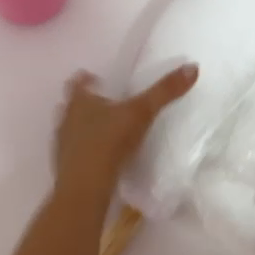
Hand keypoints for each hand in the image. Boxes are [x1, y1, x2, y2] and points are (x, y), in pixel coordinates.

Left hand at [52, 64, 197, 199]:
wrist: (85, 187)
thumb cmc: (109, 142)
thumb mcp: (141, 113)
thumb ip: (165, 91)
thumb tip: (192, 67)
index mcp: (79, 100)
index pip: (78, 82)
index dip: (87, 80)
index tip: (98, 80)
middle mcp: (66, 118)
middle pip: (72, 104)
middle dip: (85, 103)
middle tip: (106, 105)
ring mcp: (62, 143)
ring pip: (71, 128)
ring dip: (84, 128)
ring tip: (104, 131)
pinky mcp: (64, 166)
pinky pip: (74, 152)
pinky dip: (85, 151)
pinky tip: (100, 158)